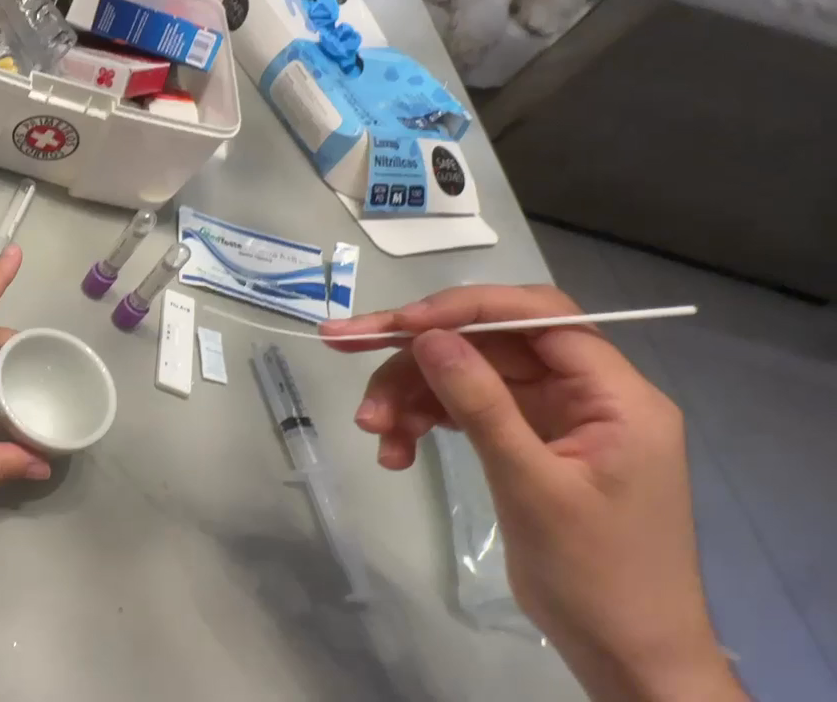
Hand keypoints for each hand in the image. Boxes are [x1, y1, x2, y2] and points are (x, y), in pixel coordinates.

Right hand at [321, 287, 744, 701]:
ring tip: (373, 429)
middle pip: (486, 343)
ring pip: (462, 374)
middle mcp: (584, 393)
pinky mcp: (524, 439)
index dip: (464, 309)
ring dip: (408, 394)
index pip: (538, 316)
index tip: (398, 325)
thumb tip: (427, 335)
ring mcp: (551, 416)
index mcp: (614, 396)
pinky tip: (394, 452)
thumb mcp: (532, 484)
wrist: (624, 655)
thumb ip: (480, 403)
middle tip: (341, 341)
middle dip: (413, 349)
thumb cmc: (597, 573)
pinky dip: (421, 423)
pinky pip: (460, 409)